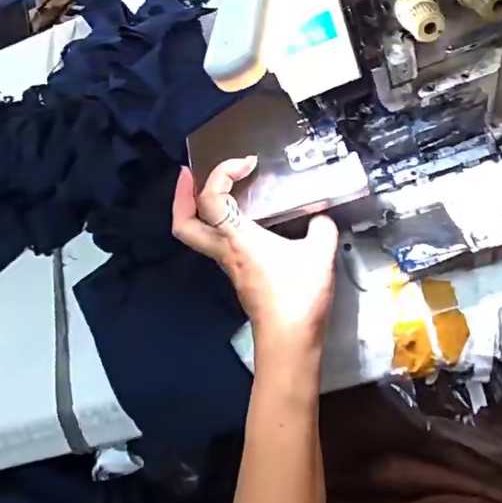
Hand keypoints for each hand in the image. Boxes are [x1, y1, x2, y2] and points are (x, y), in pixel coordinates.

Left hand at [173, 157, 339, 374]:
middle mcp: (224, 250)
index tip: (245, 163)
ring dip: (197, 209)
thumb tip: (321, 216)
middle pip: (183, 224)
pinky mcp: (237, 274)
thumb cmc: (298, 296)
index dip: (221, 173)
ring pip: (196, 235)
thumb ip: (321, 228)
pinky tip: (239, 217)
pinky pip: (216, 242)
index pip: (210, 199)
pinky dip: (218, 223)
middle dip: (180, 196)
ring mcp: (227, 265)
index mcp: (236, 239)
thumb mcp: (319, 254)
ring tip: (214, 190)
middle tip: (189, 174)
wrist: (289, 339)